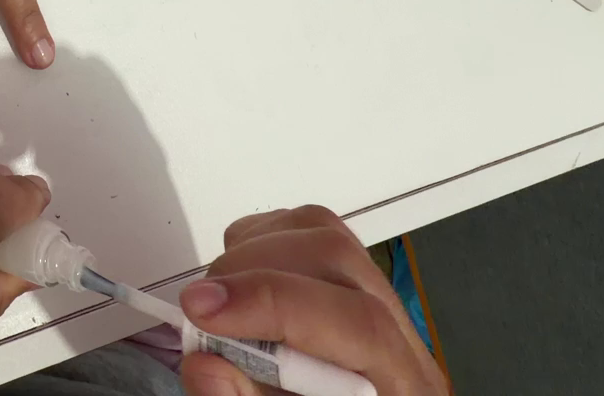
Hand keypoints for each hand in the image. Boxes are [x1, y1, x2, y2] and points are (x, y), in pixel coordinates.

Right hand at [178, 206, 446, 395]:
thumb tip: (202, 364)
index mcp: (403, 386)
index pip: (360, 323)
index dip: (274, 304)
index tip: (202, 313)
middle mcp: (400, 329)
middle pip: (335, 257)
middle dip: (250, 272)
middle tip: (200, 310)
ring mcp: (374, 288)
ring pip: (316, 229)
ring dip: (247, 252)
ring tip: (218, 300)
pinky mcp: (340, 267)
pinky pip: (298, 225)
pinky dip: (252, 241)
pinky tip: (237, 280)